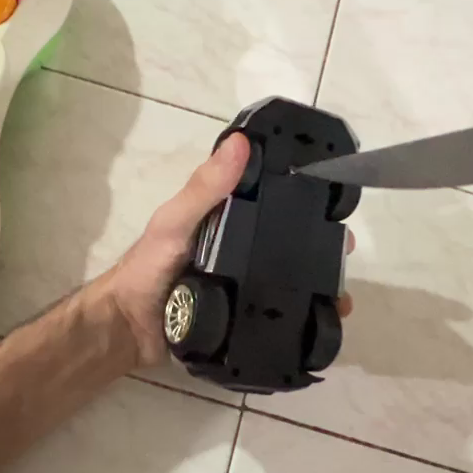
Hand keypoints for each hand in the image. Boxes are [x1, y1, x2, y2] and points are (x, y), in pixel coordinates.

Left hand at [93, 133, 356, 368]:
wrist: (128, 329)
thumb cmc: (147, 268)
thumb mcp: (175, 221)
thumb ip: (205, 188)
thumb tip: (240, 142)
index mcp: (222, 221)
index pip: (267, 203)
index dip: (298, 200)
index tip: (332, 200)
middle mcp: (234, 252)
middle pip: (284, 245)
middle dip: (317, 249)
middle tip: (344, 256)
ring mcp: (238, 287)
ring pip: (285, 283)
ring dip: (314, 287)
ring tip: (341, 299)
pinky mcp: (239, 320)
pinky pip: (274, 316)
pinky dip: (299, 319)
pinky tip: (323, 324)